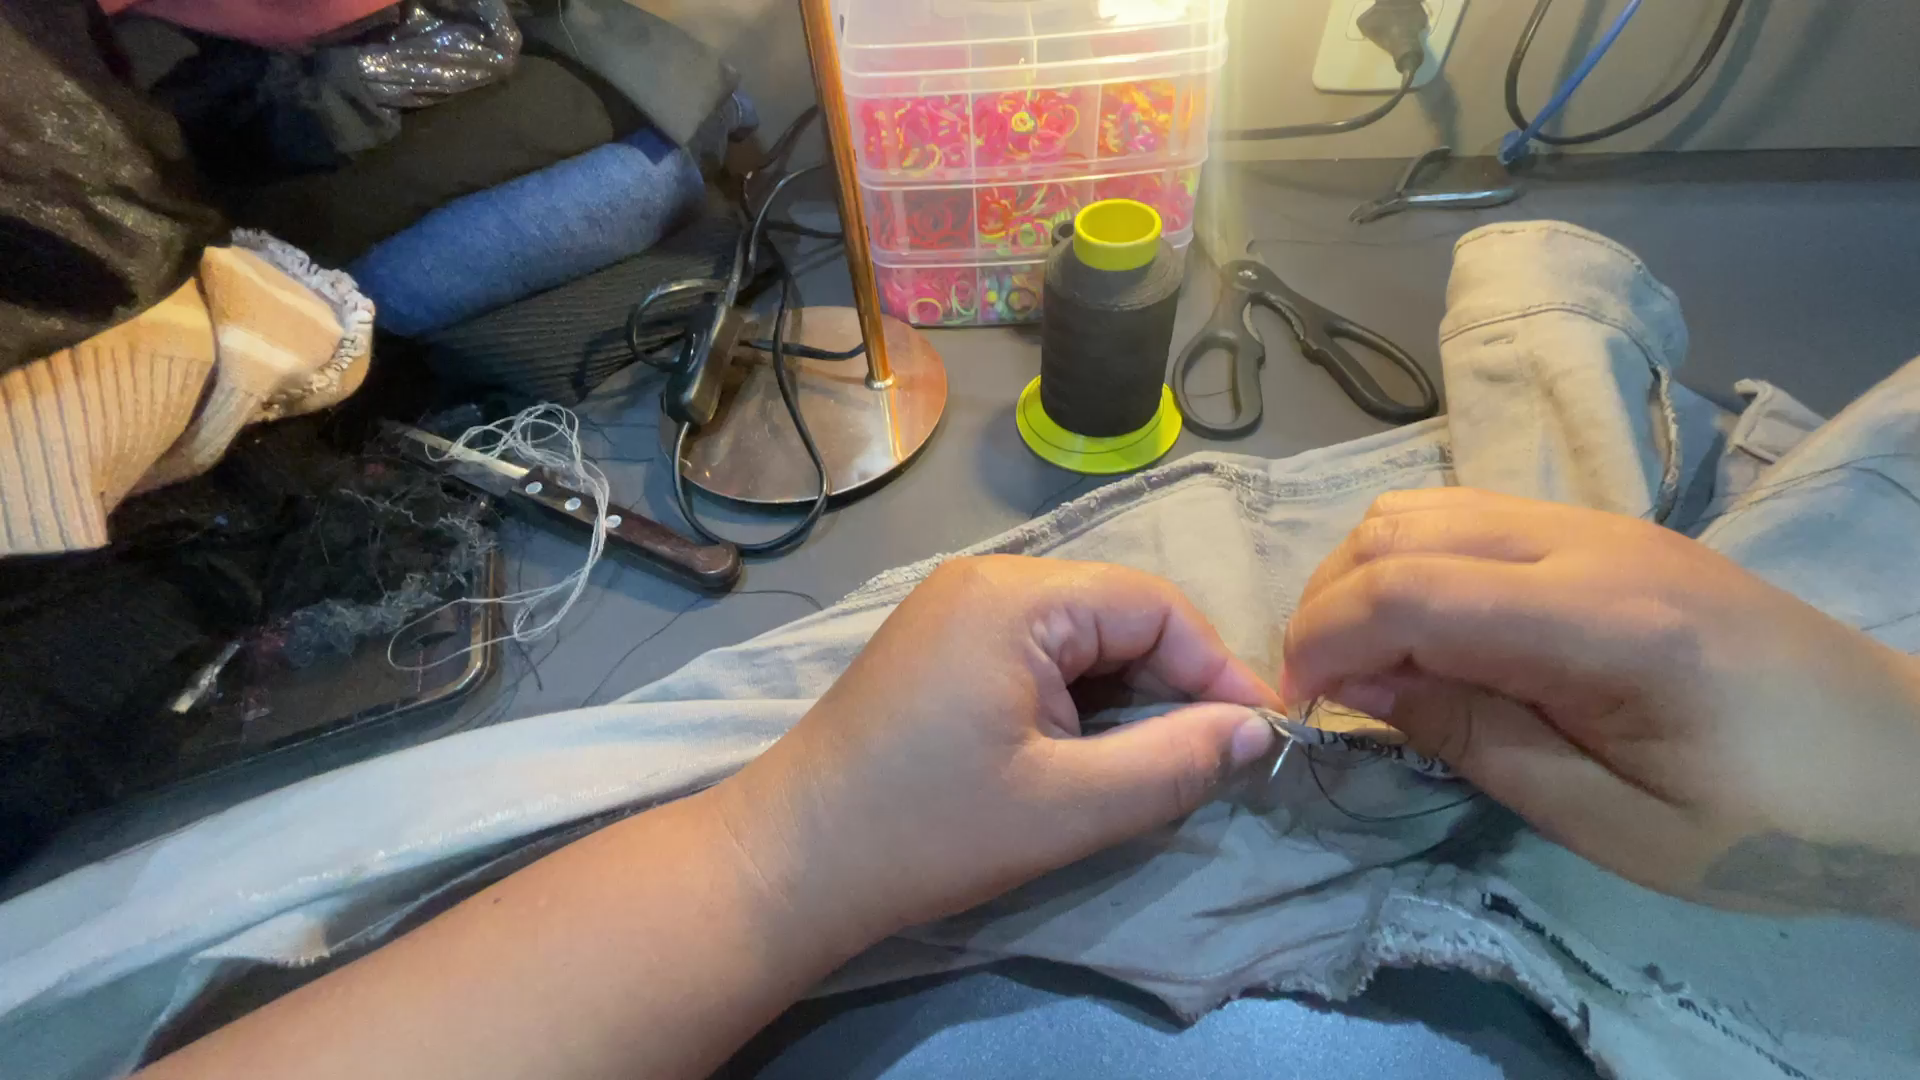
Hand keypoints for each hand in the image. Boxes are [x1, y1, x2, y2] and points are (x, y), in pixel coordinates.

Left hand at [710, 556, 1280, 945]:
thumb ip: (1174, 762)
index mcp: (1013, 595)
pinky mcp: (939, 639)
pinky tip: (1076, 743)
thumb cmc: (928, 828)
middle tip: (1199, 755)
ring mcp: (954, 605)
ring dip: (1121, 691)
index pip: (1150, 604)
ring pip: (1076, 633)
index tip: (1255, 733)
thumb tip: (1256, 731)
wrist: (796, 856)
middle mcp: (983, 578)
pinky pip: (1034, 647)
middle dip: (1167, 681)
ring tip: (1140, 757)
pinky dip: (1073, 692)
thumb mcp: (1067, 805)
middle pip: (1112, 612)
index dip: (1214, 665)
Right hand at [1280, 487, 1919, 922]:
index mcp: (1605, 622)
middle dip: (1323, 605)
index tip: (1299, 700)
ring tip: (1356, 647)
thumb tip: (1358, 682)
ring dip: (1352, 574)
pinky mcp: (1584, 524)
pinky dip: (1394, 557)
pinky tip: (1409, 615)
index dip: (1323, 639)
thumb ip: (1469, 737)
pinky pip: (1447, 513)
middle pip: (1392, 533)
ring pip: (1409, 509)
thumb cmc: (1773, 822)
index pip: (1407, 592)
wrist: (1916, 766)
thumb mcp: (1611, 821)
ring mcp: (1585, 520)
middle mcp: (1584, 541)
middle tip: (1321, 679)